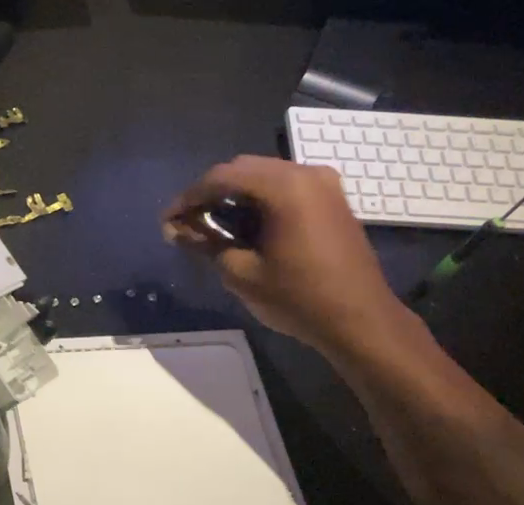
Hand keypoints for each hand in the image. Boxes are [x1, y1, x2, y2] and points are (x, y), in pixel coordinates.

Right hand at [163, 156, 411, 356]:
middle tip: (185, 225)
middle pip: (244, 169)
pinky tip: (242, 227)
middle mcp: (305, 173)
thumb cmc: (296, 297)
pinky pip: (283, 187)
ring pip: (263, 176)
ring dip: (233, 197)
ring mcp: (322, 183)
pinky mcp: (329, 198)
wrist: (356, 315)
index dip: (188, 197)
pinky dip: (257, 201)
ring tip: (210, 228)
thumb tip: (177, 230)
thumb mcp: (241, 274)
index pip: (223, 177)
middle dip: (210, 193)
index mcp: (284, 187)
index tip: (167, 222)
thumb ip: (207, 244)